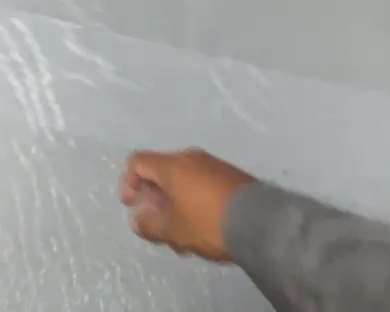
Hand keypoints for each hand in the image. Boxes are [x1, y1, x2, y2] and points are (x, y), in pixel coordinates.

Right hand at [119, 149, 256, 261]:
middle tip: (158, 222)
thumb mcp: (174, 230)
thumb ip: (150, 225)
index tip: (132, 206)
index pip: (138, 161)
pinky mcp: (230, 174)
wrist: (261, 222)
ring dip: (175, 201)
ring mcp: (212, 163)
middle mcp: (189, 157)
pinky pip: (202, 181)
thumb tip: (136, 219)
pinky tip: (204, 223)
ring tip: (183, 230)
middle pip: (161, 170)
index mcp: (171, 165)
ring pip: (183, 178)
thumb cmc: (207, 222)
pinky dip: (194, 198)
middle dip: (155, 196)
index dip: (128, 182)